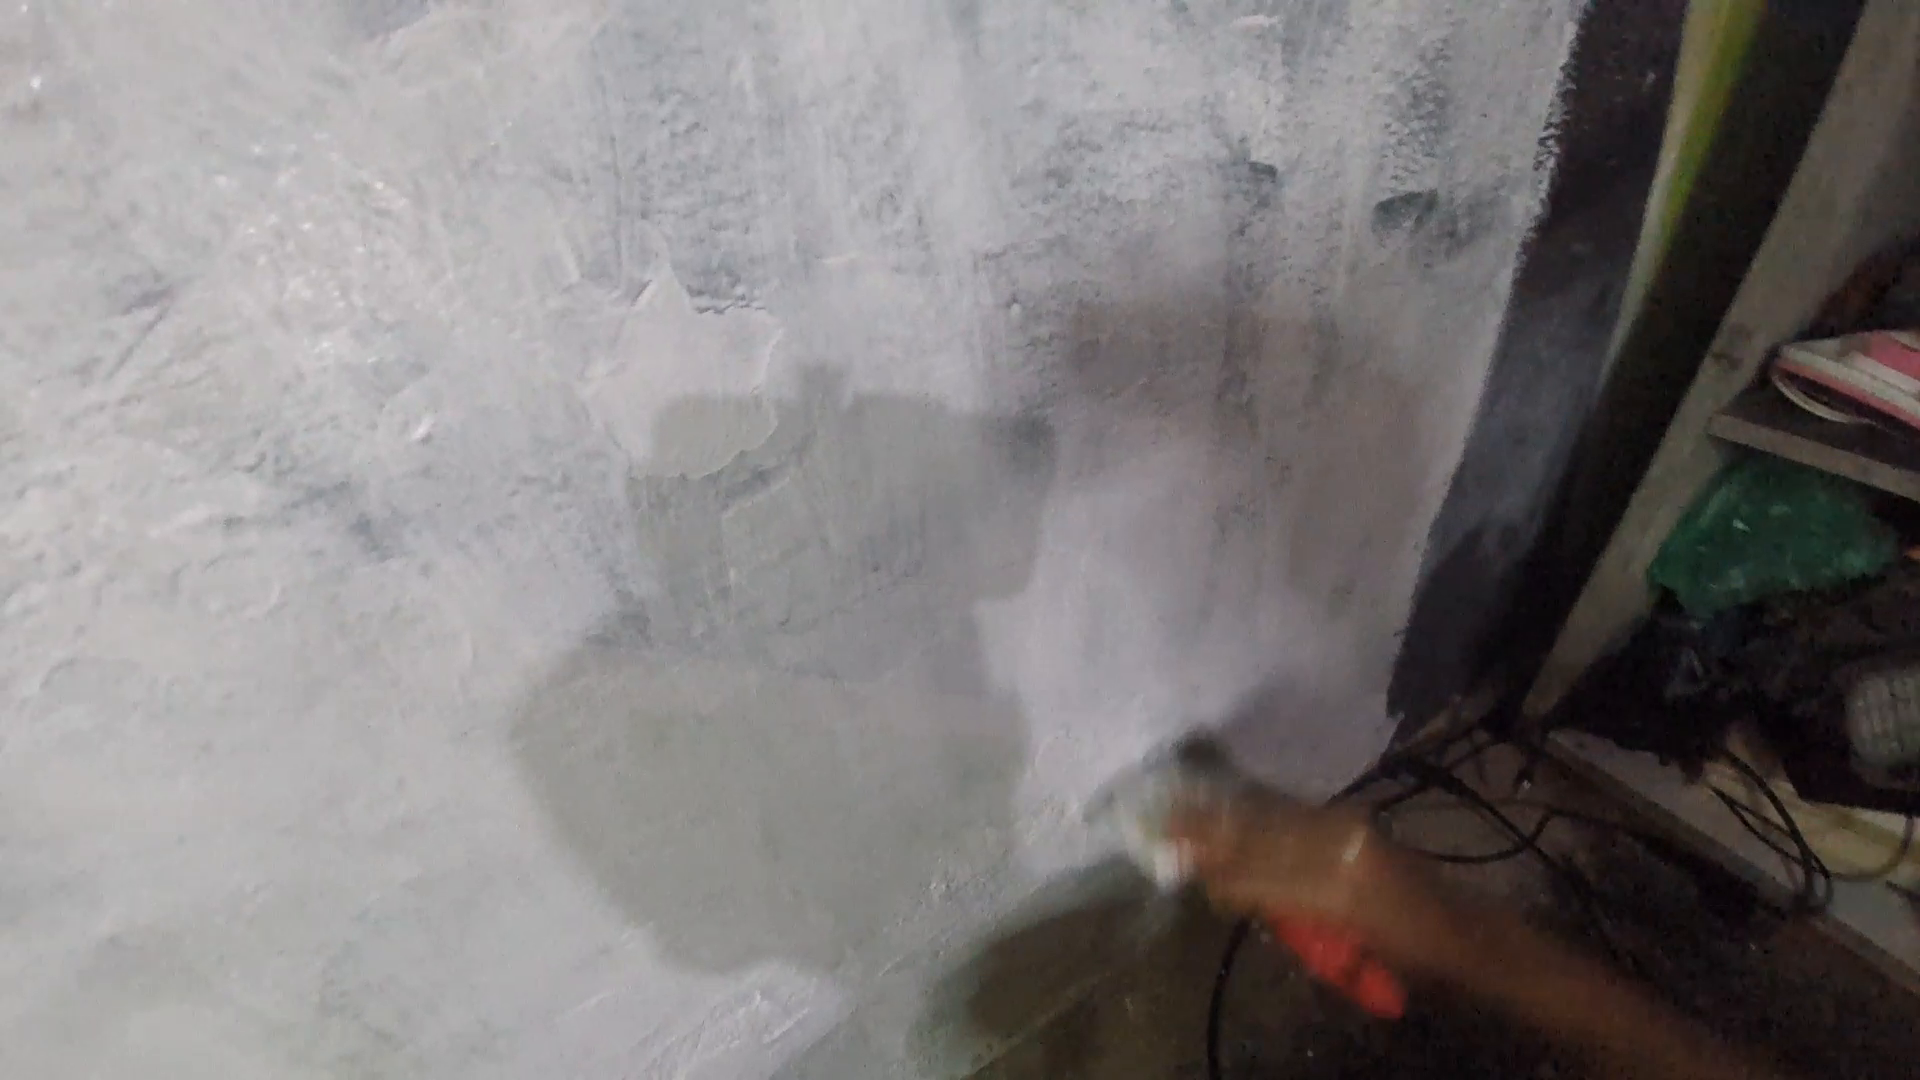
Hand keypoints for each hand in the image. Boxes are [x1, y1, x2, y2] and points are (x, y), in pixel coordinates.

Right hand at [1165, 785, 1468, 975]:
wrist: (1460, 925)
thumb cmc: (1402, 957)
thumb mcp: (1341, 949)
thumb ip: (1285, 912)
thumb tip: (1226, 889)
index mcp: (1339, 896)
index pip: (1261, 880)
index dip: (1219, 873)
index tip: (1178, 862)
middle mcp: (1340, 852)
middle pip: (1260, 838)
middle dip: (1209, 831)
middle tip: (1165, 823)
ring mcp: (1346, 826)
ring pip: (1270, 816)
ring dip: (1223, 811)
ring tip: (1183, 803)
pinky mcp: (1348, 814)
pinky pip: (1290, 808)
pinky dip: (1253, 805)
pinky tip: (1225, 800)